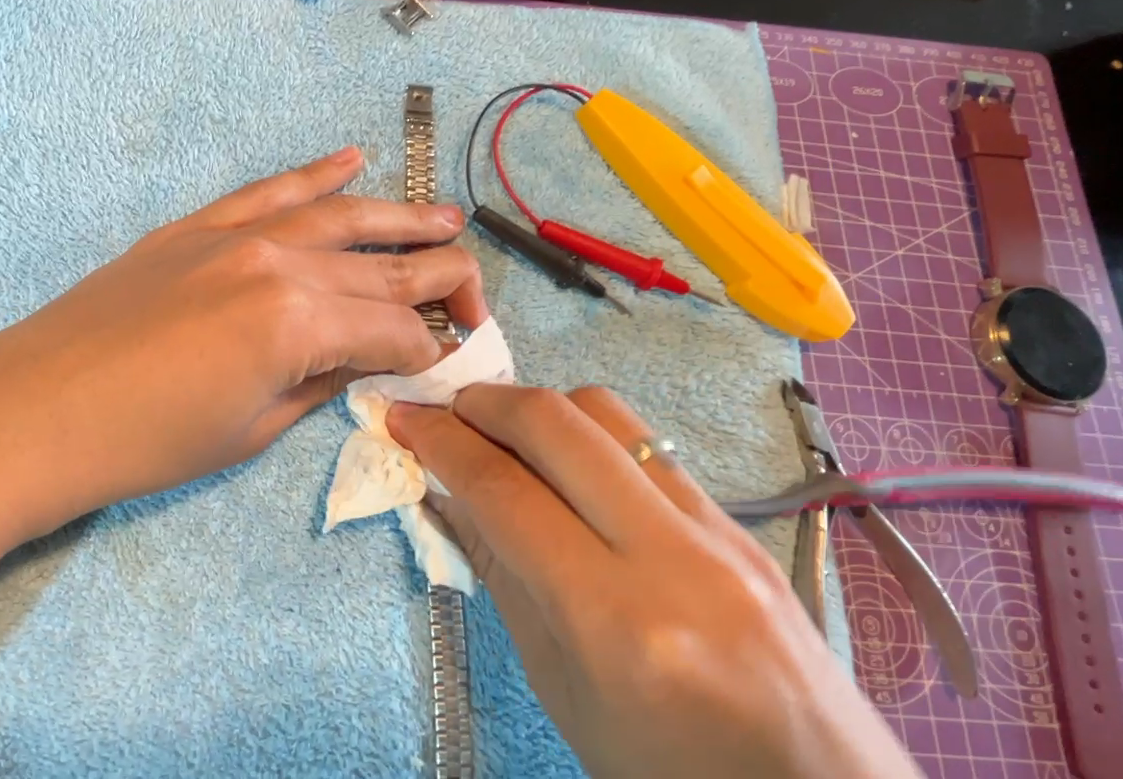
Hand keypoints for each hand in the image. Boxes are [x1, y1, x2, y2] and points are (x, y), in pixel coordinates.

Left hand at [0, 147, 485, 551]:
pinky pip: (267, 191)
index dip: (432, 351)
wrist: (34, 409)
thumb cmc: (144, 443)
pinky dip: (313, 174)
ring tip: (447, 220)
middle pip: (379, 264)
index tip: (451, 366)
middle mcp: (277, 259)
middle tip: (478, 296)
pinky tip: (351, 161)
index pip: (395, 329)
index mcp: (299, 320)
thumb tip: (371, 357)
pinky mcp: (193, 228)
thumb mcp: (251, 427)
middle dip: (439, 279)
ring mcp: (232, 234)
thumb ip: (321, 380)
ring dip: (397, 217)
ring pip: (335, 213)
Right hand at [388, 388, 919, 778]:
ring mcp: (719, 532)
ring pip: (608, 414)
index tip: (401, 417)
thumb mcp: (558, 685)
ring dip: (537, 407)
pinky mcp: (742, 525)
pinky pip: (648, 447)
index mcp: (614, 618)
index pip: (503, 490)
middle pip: (556, 424)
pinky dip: (587, 436)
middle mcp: (673, 556)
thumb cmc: (664, 768)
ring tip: (500, 432)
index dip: (439, 441)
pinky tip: (565, 467)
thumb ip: (500, 574)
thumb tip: (443, 492)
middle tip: (443, 411)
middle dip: (482, 401)